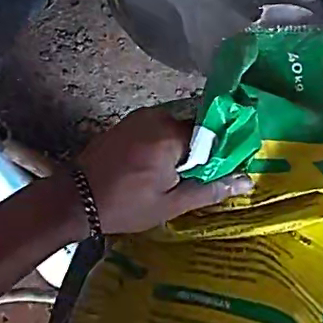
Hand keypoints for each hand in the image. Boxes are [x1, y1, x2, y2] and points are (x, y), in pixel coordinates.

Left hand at [76, 104, 252, 233]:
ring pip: (176, 128)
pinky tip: (159, 166)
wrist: (75, 200)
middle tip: (198, 176)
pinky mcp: (128, 122)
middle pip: (195, 128)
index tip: (226, 167)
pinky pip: (158, 128)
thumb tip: (247, 180)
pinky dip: (164, 143)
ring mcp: (140, 117)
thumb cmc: (125, 205)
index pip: (212, 133)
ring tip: (177, 174)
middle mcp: (158, 117)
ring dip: (181, 147)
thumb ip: (210, 188)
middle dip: (200, 150)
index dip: (221, 151)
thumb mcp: (170, 203)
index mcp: (171, 135)